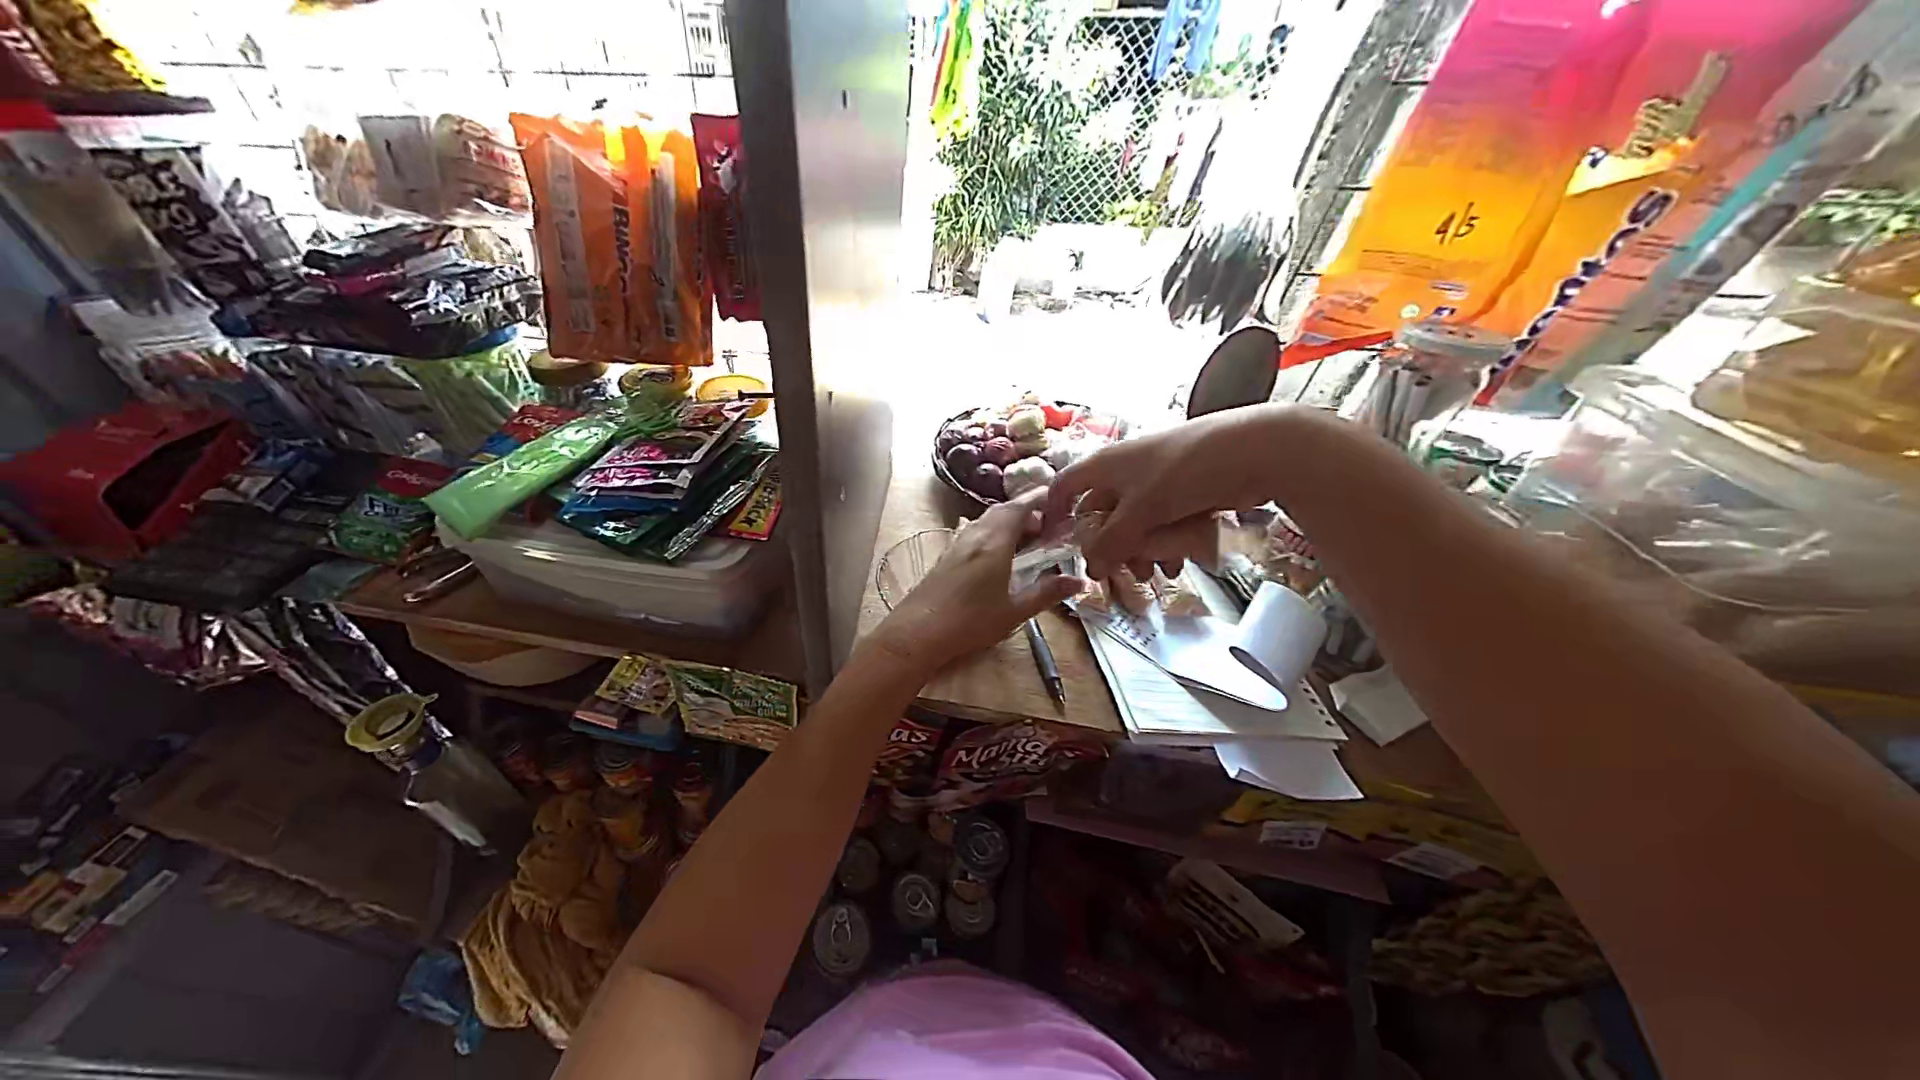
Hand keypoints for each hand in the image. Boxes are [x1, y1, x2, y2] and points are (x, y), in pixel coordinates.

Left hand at [867, 490, 1084, 676]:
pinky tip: (999, 553)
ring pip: (987, 520)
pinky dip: (993, 532)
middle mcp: (975, 536)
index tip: (1059, 499)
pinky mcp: (947, 556)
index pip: (1019, 507)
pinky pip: (975, 532)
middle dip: (1027, 512)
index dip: (1040, 499)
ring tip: (1027, 540)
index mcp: (994, 542)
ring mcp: (957, 544)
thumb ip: (1046, 593)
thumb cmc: (969, 622)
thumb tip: (1079, 582)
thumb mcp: (1014, 611)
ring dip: (1009, 522)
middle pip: (1003, 510)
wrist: (917, 633)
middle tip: (1048, 526)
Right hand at [1046, 404, 1302, 578]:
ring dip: (1140, 551)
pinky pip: (1163, 521)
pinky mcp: (1184, 490)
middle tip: (1117, 574)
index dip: (1055, 512)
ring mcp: (1157, 480)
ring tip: (1153, 574)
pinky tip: (1177, 563)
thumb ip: (1112, 542)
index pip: (1066, 486)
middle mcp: (1126, 471)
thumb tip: (1091, 569)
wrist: (1256, 449)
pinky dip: (1165, 542)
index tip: (1056, 542)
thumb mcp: (1142, 511)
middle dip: (1109, 547)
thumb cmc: (1185, 471)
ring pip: (1135, 522)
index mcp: (1106, 466)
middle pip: (1103, 514)